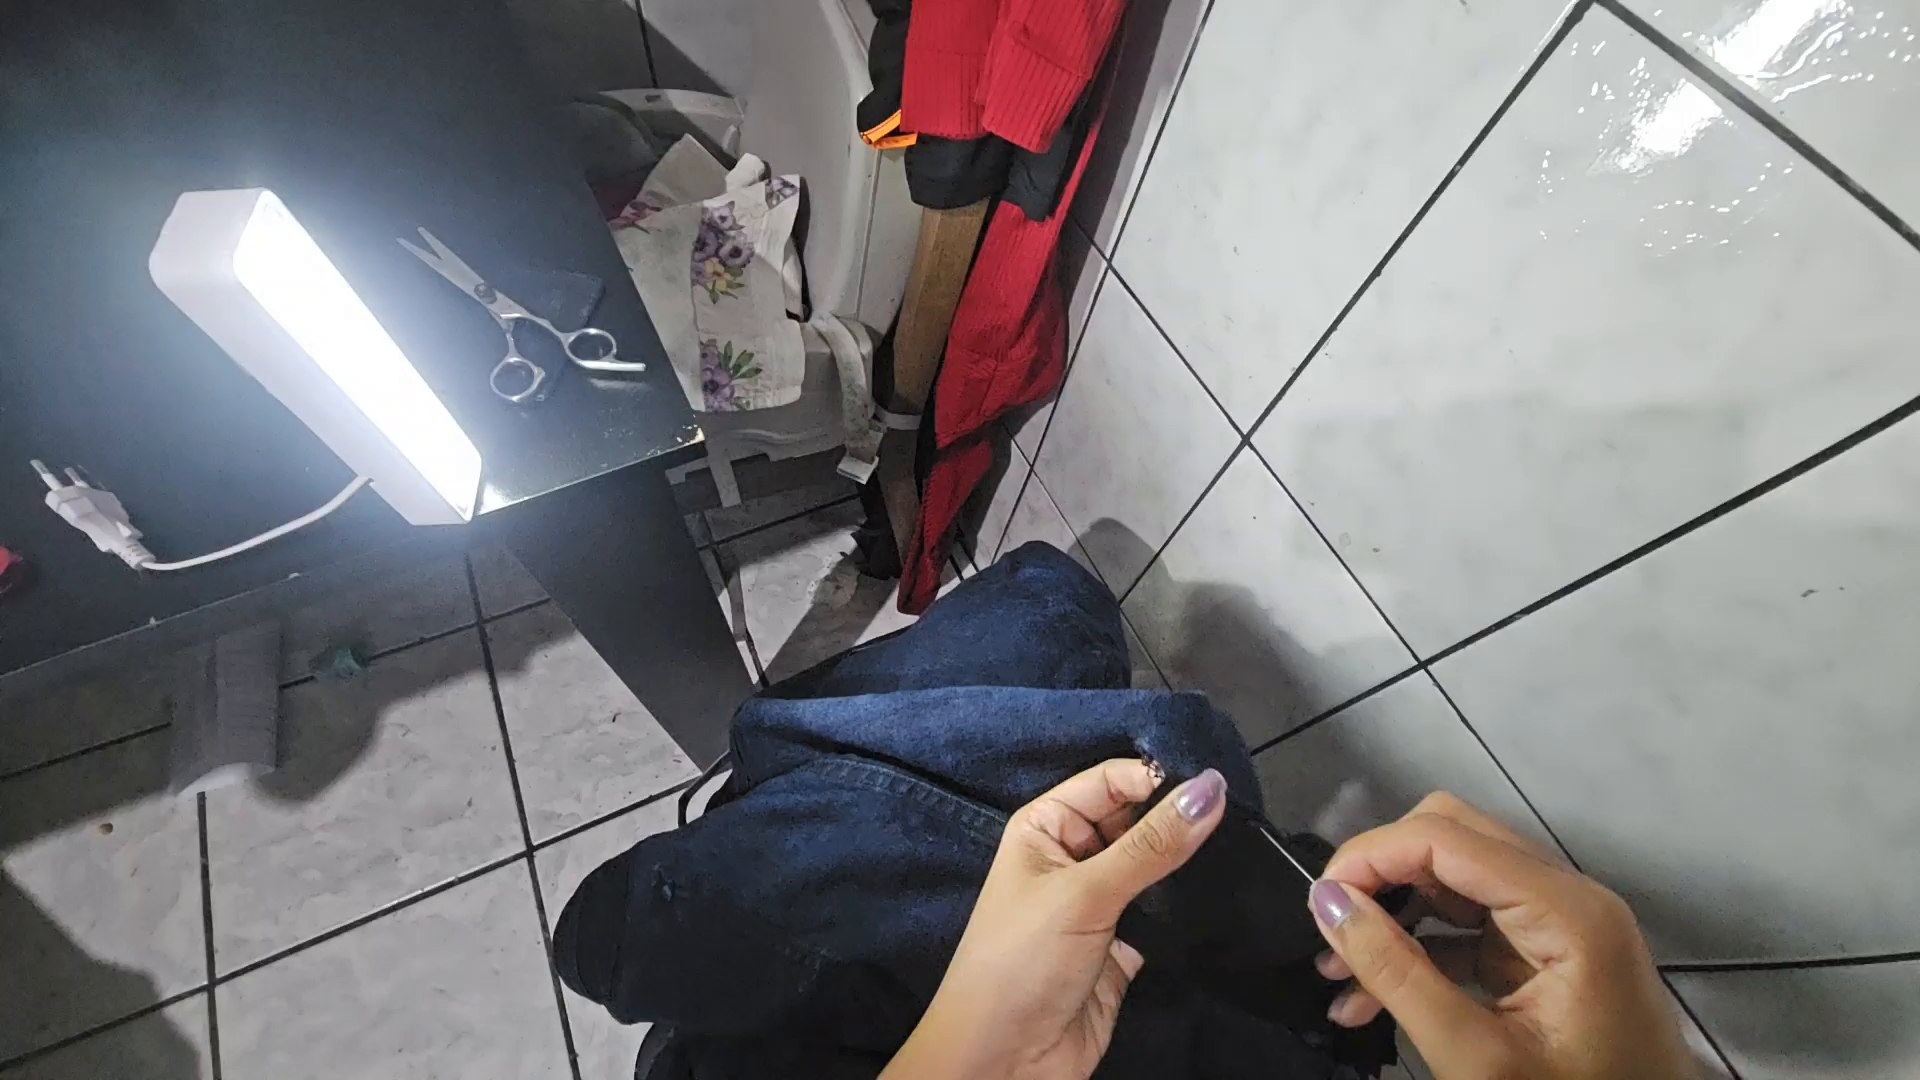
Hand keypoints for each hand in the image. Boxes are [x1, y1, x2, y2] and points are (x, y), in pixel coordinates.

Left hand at [882, 760, 1227, 1079]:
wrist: (1005, 1063)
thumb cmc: (1025, 959)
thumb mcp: (1085, 894)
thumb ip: (1151, 845)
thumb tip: (1209, 788)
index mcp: (1048, 823)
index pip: (1111, 781)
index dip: (1158, 779)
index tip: (1217, 787)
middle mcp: (1073, 852)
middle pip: (1136, 818)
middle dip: (1178, 818)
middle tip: (1239, 820)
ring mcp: (1100, 898)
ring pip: (1154, 863)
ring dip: (1188, 861)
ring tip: (1241, 851)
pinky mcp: (1125, 940)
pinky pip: (1164, 907)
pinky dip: (1188, 904)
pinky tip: (1225, 894)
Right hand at [1307, 793, 1693, 1079]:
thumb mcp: (1476, 1061)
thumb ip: (1395, 972)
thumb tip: (1324, 898)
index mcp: (1566, 911)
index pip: (1441, 836)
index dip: (1369, 855)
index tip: (1319, 903)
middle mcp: (1564, 894)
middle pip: (1445, 834)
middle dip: (1378, 873)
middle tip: (1335, 921)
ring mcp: (1554, 919)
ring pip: (1445, 870)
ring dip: (1387, 908)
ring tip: (1339, 967)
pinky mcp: (1538, 948)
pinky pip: (1458, 915)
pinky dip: (1412, 940)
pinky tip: (1370, 992)